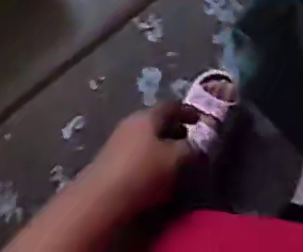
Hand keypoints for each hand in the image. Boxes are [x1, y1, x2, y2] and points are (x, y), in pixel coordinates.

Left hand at [74, 102, 200, 218]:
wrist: (101, 197)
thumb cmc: (142, 172)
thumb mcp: (175, 160)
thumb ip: (191, 149)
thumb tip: (200, 144)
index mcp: (148, 115)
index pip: (171, 105)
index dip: (187, 111)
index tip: (200, 119)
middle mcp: (132, 121)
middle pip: (157, 120)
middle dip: (175, 129)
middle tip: (190, 141)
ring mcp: (119, 139)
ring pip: (147, 136)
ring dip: (162, 144)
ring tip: (175, 160)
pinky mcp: (111, 159)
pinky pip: (137, 150)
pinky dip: (150, 156)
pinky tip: (155, 173)